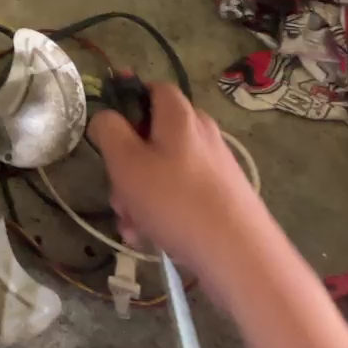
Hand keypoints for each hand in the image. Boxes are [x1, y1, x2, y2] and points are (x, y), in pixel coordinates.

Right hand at [87, 79, 270, 301]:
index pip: (154, 88)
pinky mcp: (222, 199)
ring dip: (138, 192)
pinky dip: (160, 209)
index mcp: (181, 117)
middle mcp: (202, 136)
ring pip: (163, 169)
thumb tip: (106, 117)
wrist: (241, 259)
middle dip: (126, 161)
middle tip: (116, 187)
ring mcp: (215, 169)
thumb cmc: (176, 201)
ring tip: (130, 222)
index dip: (128, 99)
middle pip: (154, 134)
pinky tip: (147, 236)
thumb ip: (108, 129)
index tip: (109, 126)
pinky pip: (179, 194)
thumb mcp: (126, 160)